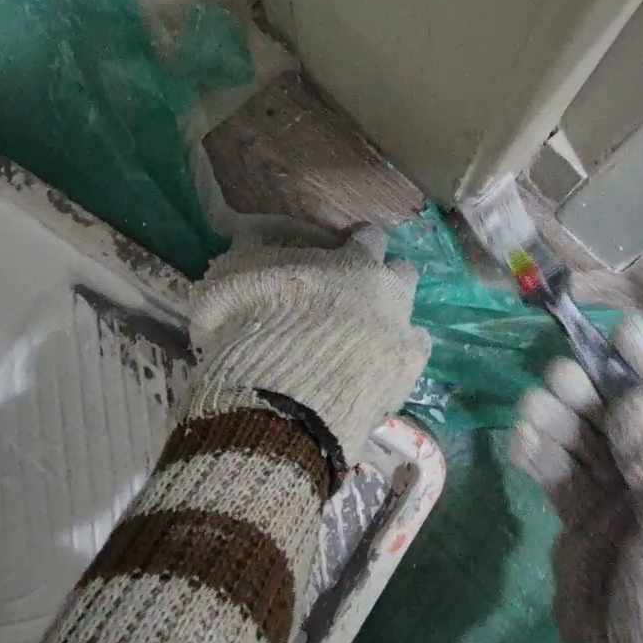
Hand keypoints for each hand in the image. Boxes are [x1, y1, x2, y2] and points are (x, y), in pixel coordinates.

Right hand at [187, 225, 431, 460]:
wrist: (275, 406)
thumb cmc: (249, 333)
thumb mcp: (231, 283)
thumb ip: (252, 260)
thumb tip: (244, 242)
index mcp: (353, 263)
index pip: (369, 237)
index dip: (355, 244)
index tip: (342, 253)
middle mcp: (388, 293)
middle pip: (401, 272)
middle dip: (384, 279)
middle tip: (356, 297)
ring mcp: (402, 336)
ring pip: (412, 317)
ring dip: (393, 321)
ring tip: (365, 339)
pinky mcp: (407, 378)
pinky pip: (411, 359)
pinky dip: (394, 361)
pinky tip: (373, 371)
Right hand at [512, 317, 642, 642]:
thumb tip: (630, 395)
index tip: (622, 330)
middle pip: (621, 420)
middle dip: (591, 393)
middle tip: (559, 372)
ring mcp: (617, 499)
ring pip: (584, 442)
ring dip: (558, 420)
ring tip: (532, 407)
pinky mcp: (580, 521)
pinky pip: (557, 475)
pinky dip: (538, 455)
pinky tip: (520, 441)